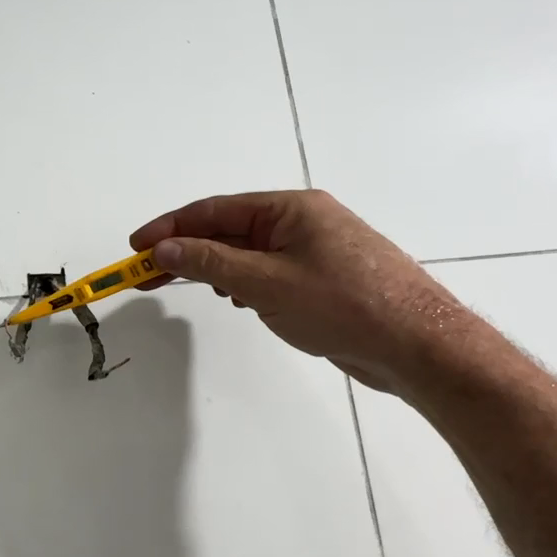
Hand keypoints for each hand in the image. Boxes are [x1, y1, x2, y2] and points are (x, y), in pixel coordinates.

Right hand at [129, 190, 478, 394]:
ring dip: (212, 266)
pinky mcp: (323, 279)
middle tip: (144, 272)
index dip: (169, 228)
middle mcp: (302, 222)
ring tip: (182, 285)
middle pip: (228, 229)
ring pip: (247, 252)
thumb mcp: (265, 283)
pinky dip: (241, 281)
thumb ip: (209, 262)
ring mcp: (315, 251)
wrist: (422, 348)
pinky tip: (233, 298)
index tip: (134, 248)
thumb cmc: (343, 305)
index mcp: (291, 209)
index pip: (214, 210)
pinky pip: (267, 271)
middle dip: (185, 249)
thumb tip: (163, 248)